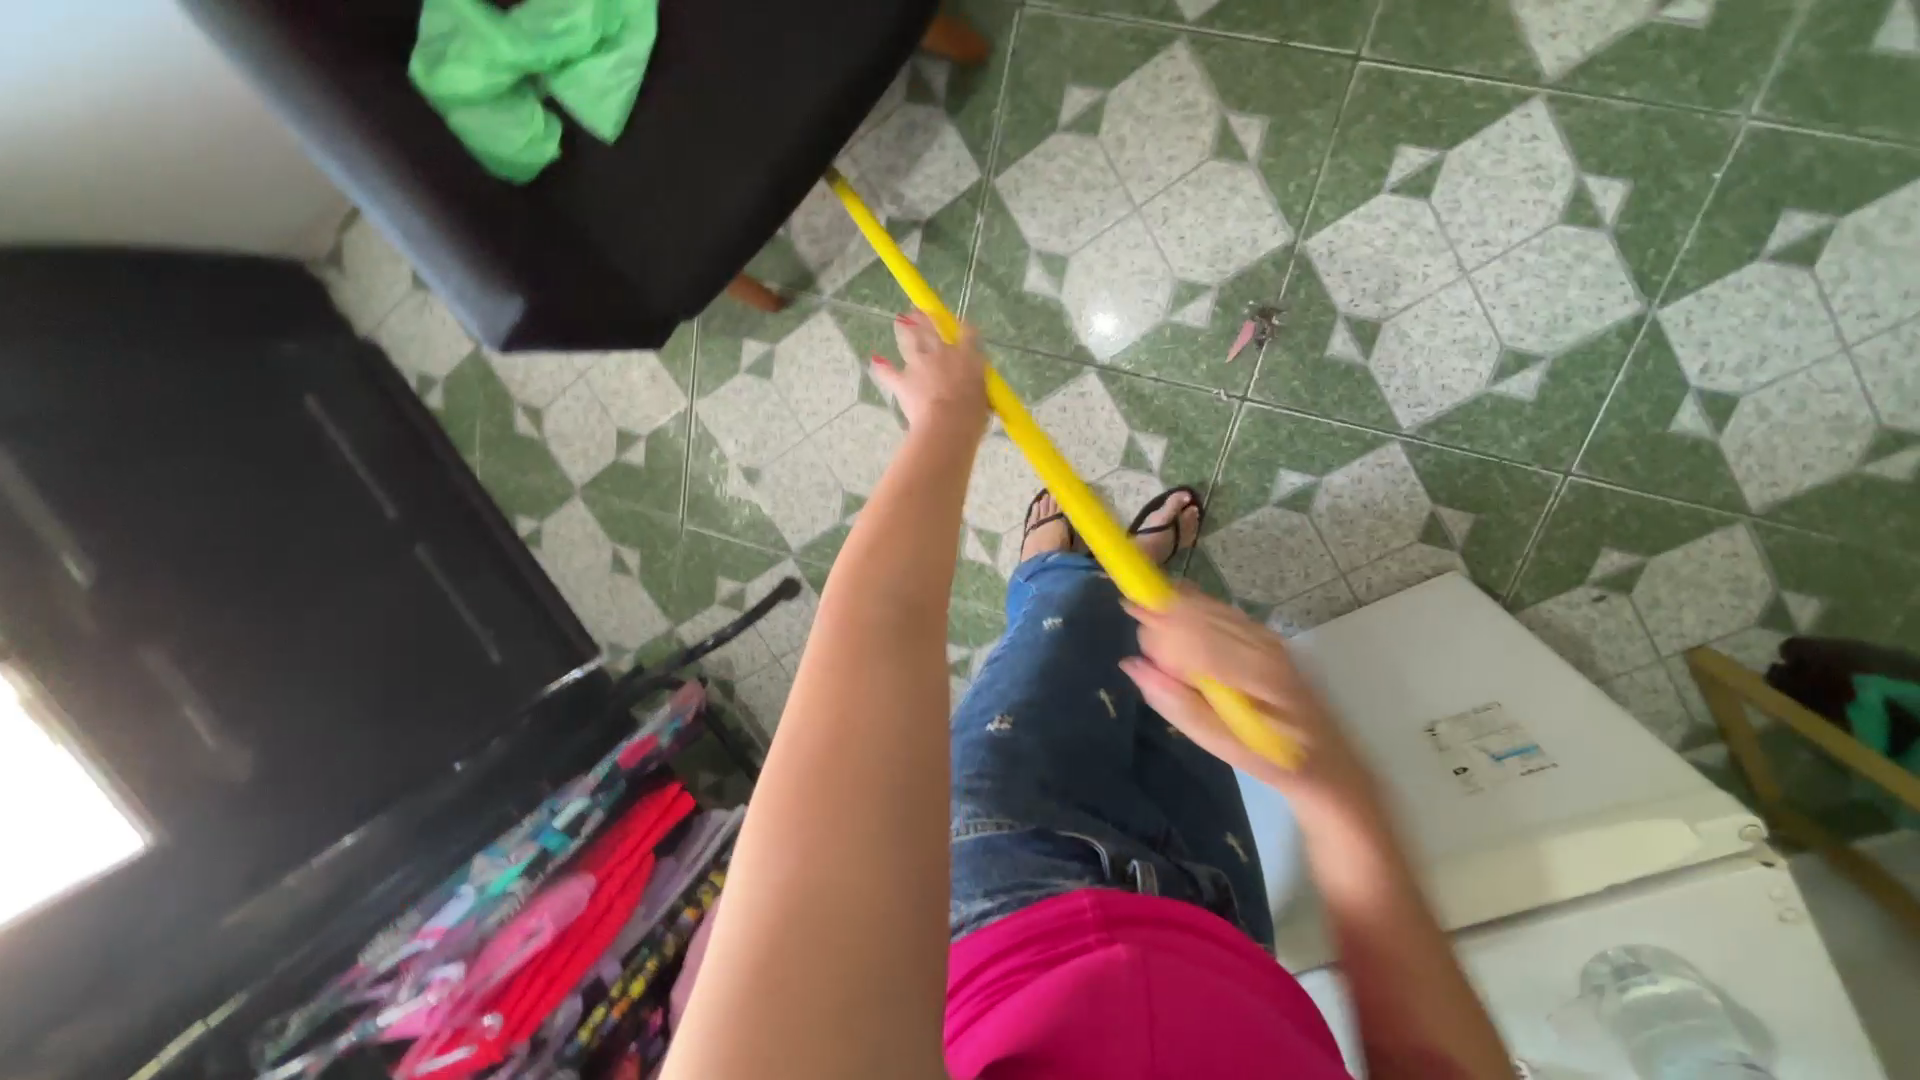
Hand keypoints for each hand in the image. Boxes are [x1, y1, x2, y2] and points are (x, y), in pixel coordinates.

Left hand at [871, 311, 988, 436]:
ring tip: (899, 322)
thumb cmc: (972, 415)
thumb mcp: (984, 398)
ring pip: (908, 340)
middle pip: (931, 328)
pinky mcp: (902, 380)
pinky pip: (887, 371)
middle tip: (916, 312)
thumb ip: (978, 388)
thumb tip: (975, 390)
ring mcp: (919, 364)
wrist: (947, 424)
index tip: (959, 325)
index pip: (967, 333)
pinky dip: (881, 367)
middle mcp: (942, 353)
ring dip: (903, 330)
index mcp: (967, 356)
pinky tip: (876, 361)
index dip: (961, 327)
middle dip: (923, 318)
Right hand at [1121, 588, 1376, 808]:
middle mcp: (1261, 645)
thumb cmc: (1270, 758)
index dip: (1159, 616)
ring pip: (1212, 606)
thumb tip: (1132, 664)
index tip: (1128, 612)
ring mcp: (1267, 638)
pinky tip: (1180, 616)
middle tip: (1133, 613)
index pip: (1194, 631)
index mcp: (1251, 672)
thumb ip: (1176, 702)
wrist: (1325, 760)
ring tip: (1150, 613)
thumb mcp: (1219, 742)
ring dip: (1179, 605)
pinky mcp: (1268, 638)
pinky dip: (1197, 609)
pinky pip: (1224, 611)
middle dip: (1164, 607)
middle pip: (1202, 610)